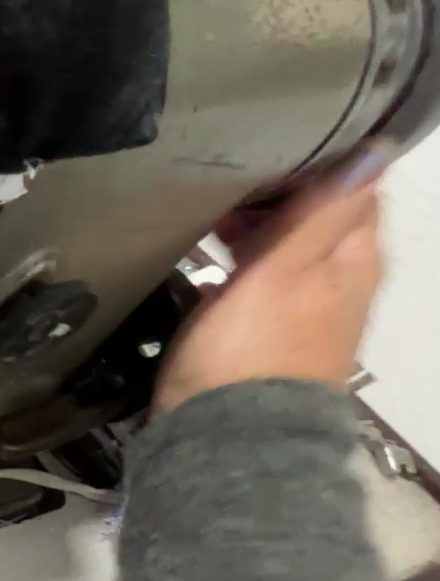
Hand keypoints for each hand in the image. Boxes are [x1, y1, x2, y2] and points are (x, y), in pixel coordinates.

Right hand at [154, 139, 392, 413]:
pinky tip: (208, 277)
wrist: (225, 431)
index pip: (353, 190)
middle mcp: (340, 281)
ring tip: (207, 230)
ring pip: (286, 255)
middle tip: (221, 193)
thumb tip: (372, 150)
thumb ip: (321, 214)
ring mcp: (304, 312)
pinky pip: (260, 287)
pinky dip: (238, 273)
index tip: (262, 159)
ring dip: (254, 238)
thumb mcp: (281, 273)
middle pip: (318, 223)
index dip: (315, 168)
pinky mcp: (266, 338)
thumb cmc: (249, 349)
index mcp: (353, 258)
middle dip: (277, 204)